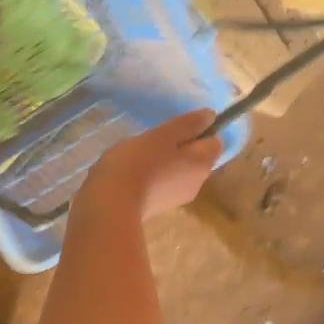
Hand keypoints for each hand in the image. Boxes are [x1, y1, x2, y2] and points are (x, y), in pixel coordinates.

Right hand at [80, 110, 224, 219]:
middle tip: (148, 143)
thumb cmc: (135, 164)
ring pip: (176, 173)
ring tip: (134, 161)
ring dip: (162, 165)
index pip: (213, 141)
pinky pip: (159, 187)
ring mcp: (177, 198)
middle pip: (194, 158)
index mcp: (202, 162)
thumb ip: (186, 124)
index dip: (196, 131)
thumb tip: (210, 115)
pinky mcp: (157, 208)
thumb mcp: (160, 136)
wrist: (109, 205)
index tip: (170, 130)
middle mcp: (198, 182)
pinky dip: (149, 180)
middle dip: (177, 150)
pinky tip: (128, 178)